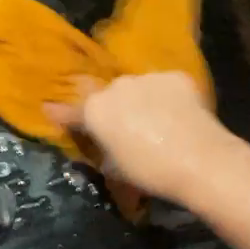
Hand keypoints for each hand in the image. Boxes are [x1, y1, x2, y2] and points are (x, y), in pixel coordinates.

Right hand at [46, 72, 247, 204]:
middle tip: (121, 128)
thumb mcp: (112, 167)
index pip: (70, 111)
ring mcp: (147, 77)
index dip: (60, 114)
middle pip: (106, 95)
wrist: (201, 161)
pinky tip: (175, 115)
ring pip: (136, 88)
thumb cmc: (148, 172)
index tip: (49, 109)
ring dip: (138, 100)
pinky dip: (165, 97)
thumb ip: (98, 148)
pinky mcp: (176, 77)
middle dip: (110, 108)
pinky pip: (163, 86)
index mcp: (94, 110)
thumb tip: (96, 141)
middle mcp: (116, 86)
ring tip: (153, 121)